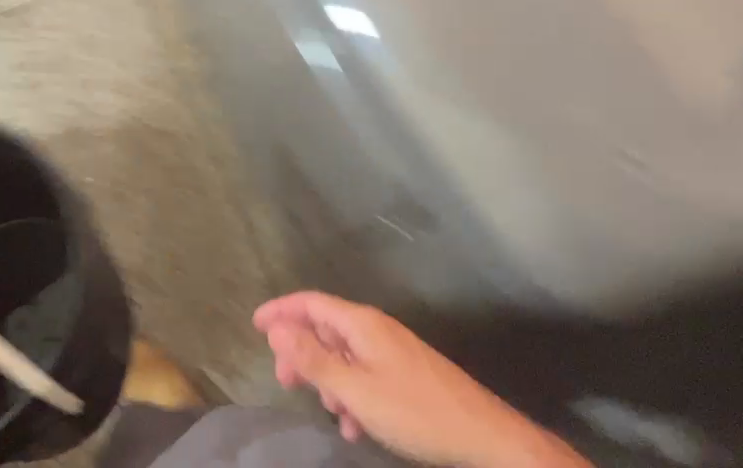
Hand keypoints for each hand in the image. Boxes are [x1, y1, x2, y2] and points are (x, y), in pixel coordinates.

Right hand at [254, 292, 589, 467]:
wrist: (488, 440)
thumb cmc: (415, 411)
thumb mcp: (355, 389)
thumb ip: (312, 358)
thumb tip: (276, 328)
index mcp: (360, 324)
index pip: (309, 303)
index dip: (280, 311)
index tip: (255, 325)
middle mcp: (375, 329)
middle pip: (325, 328)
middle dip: (301, 353)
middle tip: (285, 380)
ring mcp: (395, 351)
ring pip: (346, 355)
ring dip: (329, 380)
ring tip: (327, 412)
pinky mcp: (409, 374)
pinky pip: (367, 374)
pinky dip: (353, 393)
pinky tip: (356, 426)